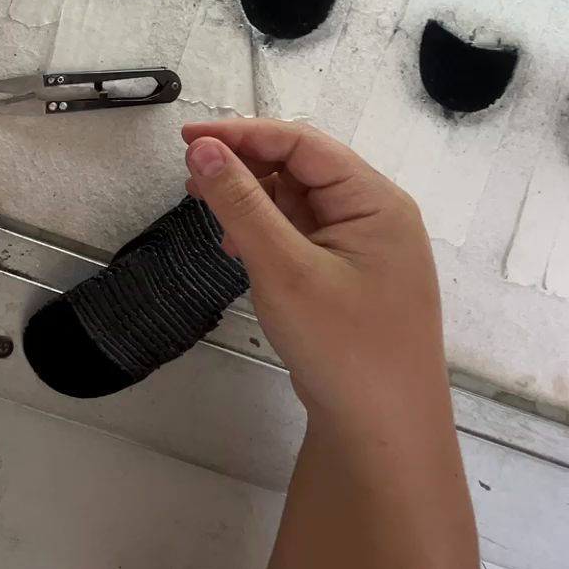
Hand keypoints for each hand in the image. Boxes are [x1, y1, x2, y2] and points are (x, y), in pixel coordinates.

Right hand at [181, 120, 449, 432]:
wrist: (382, 434)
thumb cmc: (342, 344)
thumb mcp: (282, 267)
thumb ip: (240, 202)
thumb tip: (202, 148)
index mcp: (374, 201)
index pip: (300, 143)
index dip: (241, 133)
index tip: (186, 139)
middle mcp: (373, 214)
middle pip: (299, 166)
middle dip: (243, 164)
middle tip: (190, 177)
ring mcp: (362, 246)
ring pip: (294, 198)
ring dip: (249, 197)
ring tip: (205, 208)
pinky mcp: (345, 273)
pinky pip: (297, 230)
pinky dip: (261, 228)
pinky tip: (236, 248)